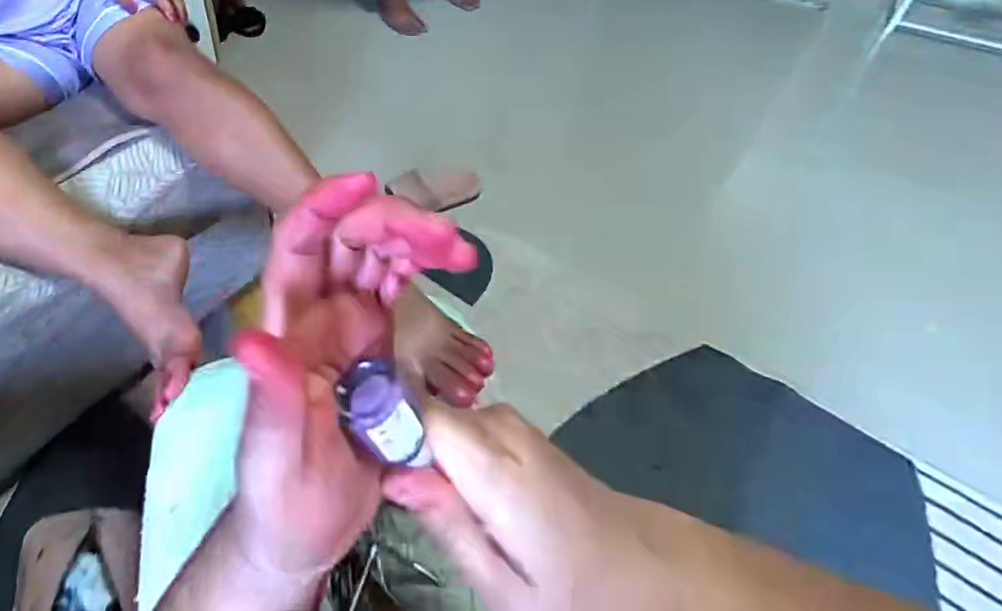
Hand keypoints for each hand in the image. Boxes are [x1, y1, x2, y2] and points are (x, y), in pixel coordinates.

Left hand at [226, 175, 479, 594]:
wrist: (303, 528)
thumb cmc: (279, 492)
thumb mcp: (273, 451)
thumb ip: (271, 396)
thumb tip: (251, 340)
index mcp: (286, 321)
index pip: (297, 244)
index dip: (324, 205)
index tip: (363, 183)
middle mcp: (315, 310)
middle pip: (347, 239)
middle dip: (390, 222)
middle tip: (444, 238)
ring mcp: (347, 320)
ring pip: (375, 254)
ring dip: (413, 239)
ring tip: (458, 251)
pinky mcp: (373, 338)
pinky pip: (394, 284)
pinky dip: (417, 266)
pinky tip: (444, 265)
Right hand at [383, 403, 672, 610]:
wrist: (644, 565)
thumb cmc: (577, 590)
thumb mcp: (506, 588)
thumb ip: (446, 525)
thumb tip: (391, 475)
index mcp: (493, 464)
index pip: (416, 412)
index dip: (382, 424)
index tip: (358, 452)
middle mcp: (498, 425)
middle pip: (423, 414)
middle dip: (402, 445)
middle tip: (394, 496)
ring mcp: (508, 419)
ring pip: (440, 419)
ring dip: (425, 451)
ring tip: (427, 500)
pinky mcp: (513, 424)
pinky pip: (461, 425)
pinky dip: (447, 449)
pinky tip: (457, 490)